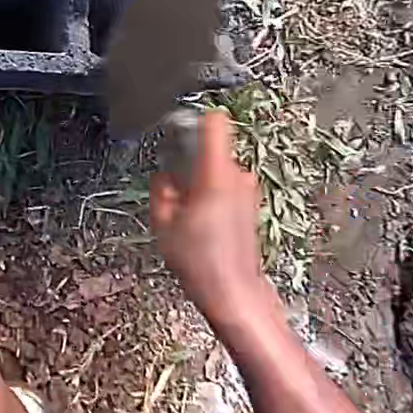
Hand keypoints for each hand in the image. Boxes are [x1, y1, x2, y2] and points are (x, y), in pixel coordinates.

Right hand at [149, 110, 274, 326]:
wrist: (232, 291)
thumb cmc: (198, 260)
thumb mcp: (162, 223)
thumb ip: (161, 189)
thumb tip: (164, 176)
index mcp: (215, 174)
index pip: (215, 124)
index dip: (195, 122)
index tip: (178, 134)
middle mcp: (237, 176)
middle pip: (212, 149)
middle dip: (190, 163)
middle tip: (175, 192)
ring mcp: (248, 190)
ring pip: (218, 169)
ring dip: (201, 181)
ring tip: (188, 212)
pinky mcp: (251, 204)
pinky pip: (227, 185)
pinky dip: (212, 194)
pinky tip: (202, 222)